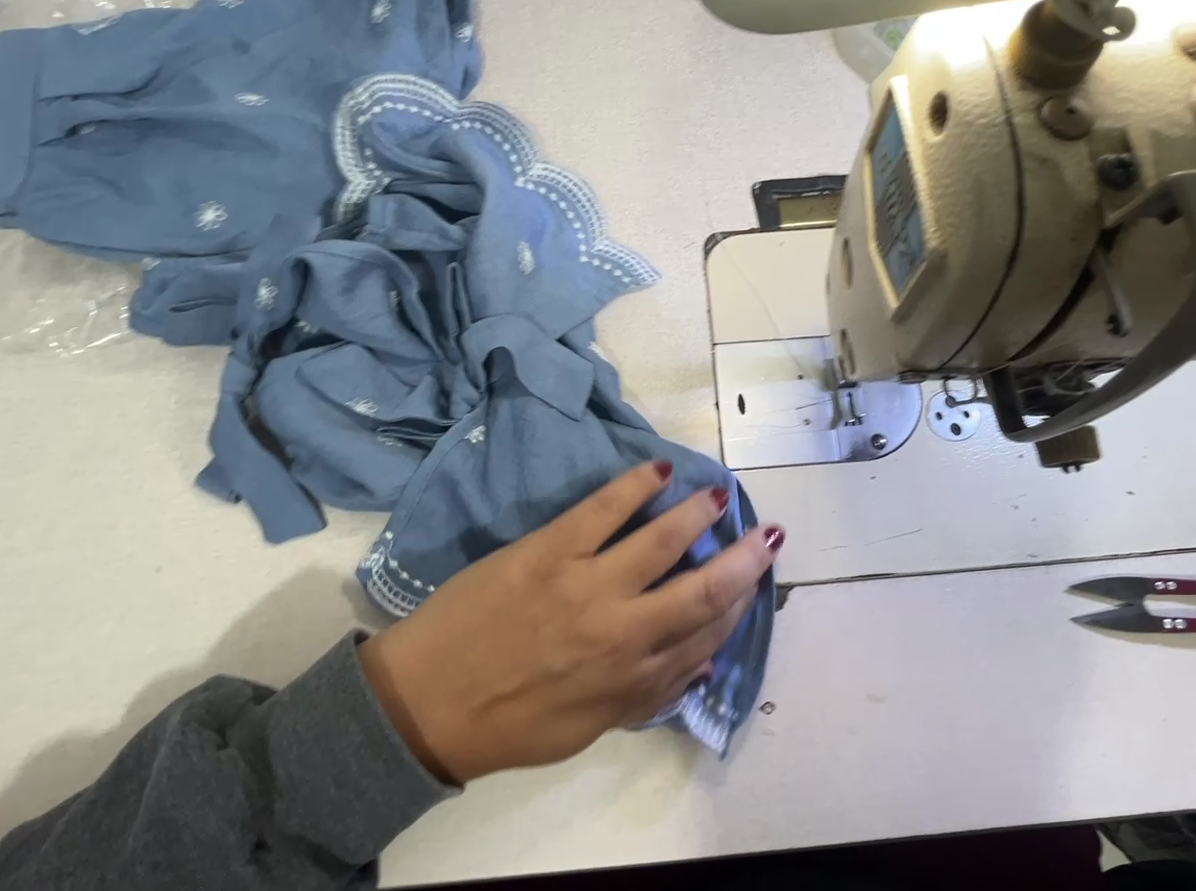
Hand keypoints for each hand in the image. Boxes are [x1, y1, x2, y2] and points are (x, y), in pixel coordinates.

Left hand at [356, 461, 781, 782]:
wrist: (428, 705)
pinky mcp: (548, 552)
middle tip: (767, 534)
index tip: (754, 583)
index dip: (736, 608)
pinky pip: (601, 510)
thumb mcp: (589, 727)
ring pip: (660, 543)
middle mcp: (622, 632)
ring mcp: (586, 586)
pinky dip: (634, 485)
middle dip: (741, 562)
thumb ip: (648, 694)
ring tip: (718, 495)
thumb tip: (700, 659)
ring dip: (697, 515)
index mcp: (632, 678)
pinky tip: (660, 469)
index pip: (703, 637)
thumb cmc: (509, 723)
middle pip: (700, 591)